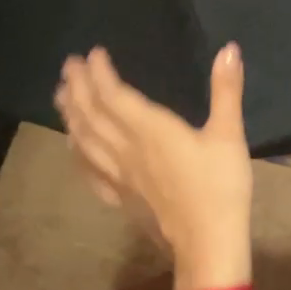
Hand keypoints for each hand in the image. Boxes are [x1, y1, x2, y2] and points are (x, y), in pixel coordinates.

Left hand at [55, 44, 254, 289]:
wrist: (207, 240)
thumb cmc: (221, 184)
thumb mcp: (229, 133)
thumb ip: (226, 90)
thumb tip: (229, 49)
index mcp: (151, 131)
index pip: (114, 96)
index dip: (100, 74)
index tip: (93, 53)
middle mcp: (127, 150)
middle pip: (92, 115)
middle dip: (78, 88)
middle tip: (67, 65)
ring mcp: (120, 176)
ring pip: (85, 141)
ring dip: (70, 115)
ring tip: (61, 95)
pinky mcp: (122, 197)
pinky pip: (90, 170)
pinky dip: (76, 153)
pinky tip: (73, 146)